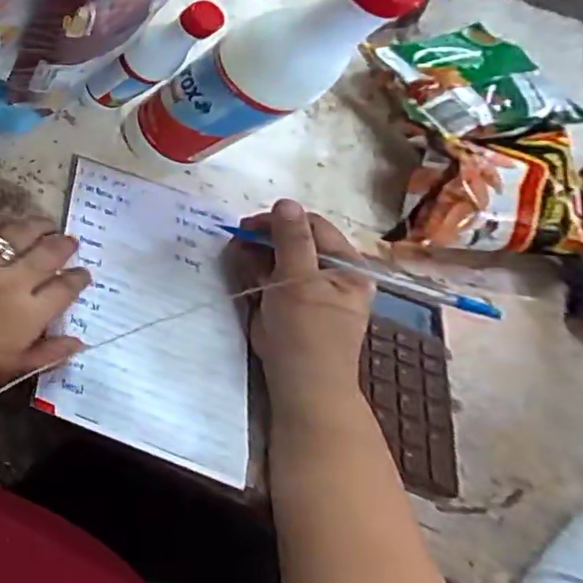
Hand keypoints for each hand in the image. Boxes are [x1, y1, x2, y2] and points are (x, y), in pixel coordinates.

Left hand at [0, 214, 89, 395]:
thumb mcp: (13, 368)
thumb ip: (49, 353)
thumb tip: (80, 342)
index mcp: (29, 314)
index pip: (64, 289)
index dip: (78, 279)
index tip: (84, 273)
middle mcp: (13, 281)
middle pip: (48, 253)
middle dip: (65, 245)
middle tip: (71, 241)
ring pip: (21, 232)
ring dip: (40, 225)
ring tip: (47, 224)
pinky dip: (3, 219)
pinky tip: (11, 220)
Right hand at [240, 200, 374, 406]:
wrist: (301, 380)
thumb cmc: (308, 330)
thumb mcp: (299, 279)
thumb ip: (291, 239)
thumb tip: (285, 202)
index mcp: (346, 265)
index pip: (311, 225)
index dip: (280, 221)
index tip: (249, 226)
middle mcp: (330, 271)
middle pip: (292, 238)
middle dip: (263, 237)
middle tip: (237, 240)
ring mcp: (307, 286)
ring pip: (276, 254)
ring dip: (255, 252)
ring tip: (237, 258)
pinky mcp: (287, 299)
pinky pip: (269, 273)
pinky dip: (253, 269)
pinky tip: (241, 272)